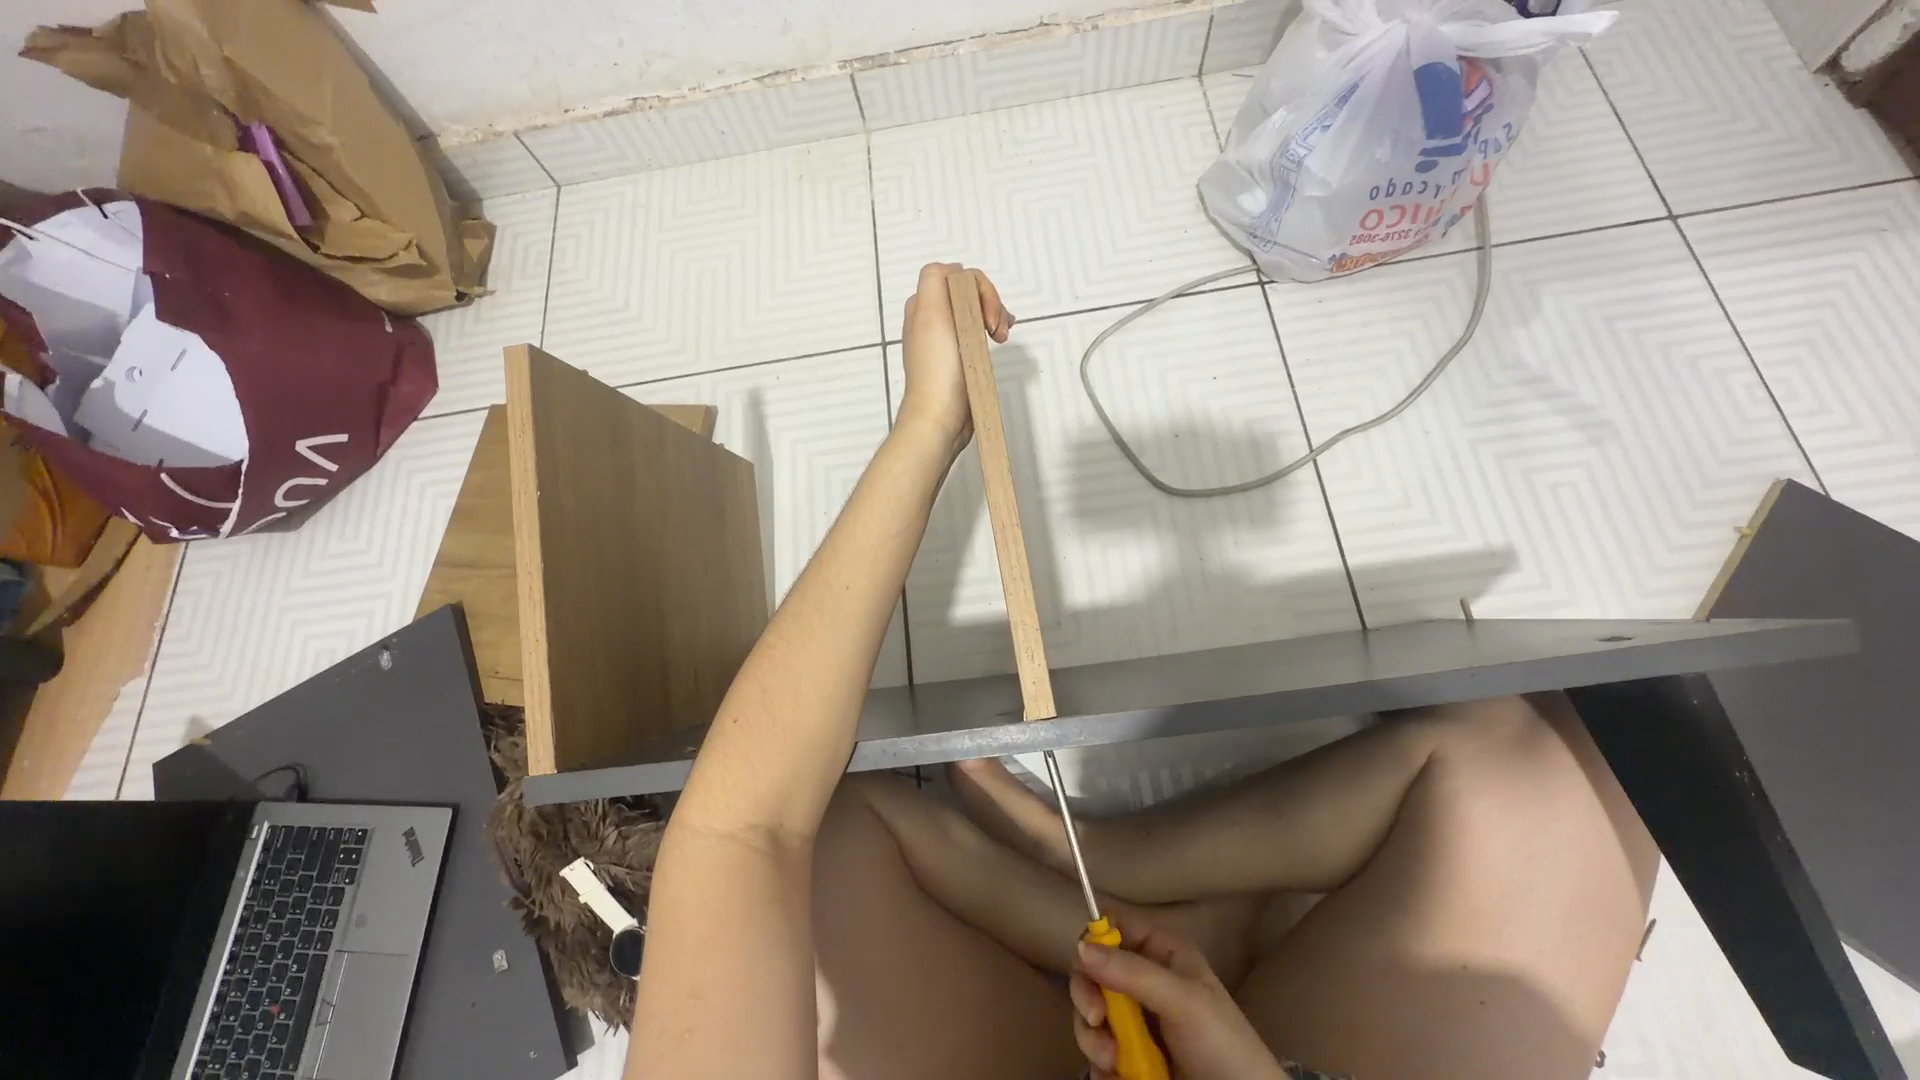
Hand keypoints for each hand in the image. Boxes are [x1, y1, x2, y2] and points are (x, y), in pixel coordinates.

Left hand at [897, 262, 1012, 457]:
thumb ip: (936, 280)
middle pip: (969, 293)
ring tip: (1002, 336)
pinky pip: (979, 333)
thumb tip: (956, 271)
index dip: (979, 289)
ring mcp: (947, 339)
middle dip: (990, 303)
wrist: (939, 418)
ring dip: (995, 317)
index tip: (986, 315)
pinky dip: (992, 332)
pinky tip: (1000, 341)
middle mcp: (933, 319)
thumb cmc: (939, 368)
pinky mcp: (959, 358)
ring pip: (977, 311)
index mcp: (924, 305)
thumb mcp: (931, 313)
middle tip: (997, 330)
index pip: (958, 276)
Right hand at [1072, 910, 1292, 1079]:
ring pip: (1090, 1015)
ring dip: (1093, 1039)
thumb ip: (1133, 973)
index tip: (1087, 966)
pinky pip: (1096, 1053)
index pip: (1114, 928)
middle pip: (1092, 972)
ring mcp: (1134, 1022)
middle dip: (1088, 997)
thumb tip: (1080, 948)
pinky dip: (1098, 1066)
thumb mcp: (1183, 1002)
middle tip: (1097, 1019)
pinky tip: (1113, 1077)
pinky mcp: (1129, 1057)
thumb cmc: (1222, 1044)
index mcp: (1161, 954)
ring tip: (1114, 1062)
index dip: (1094, 941)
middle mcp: (1143, 982)